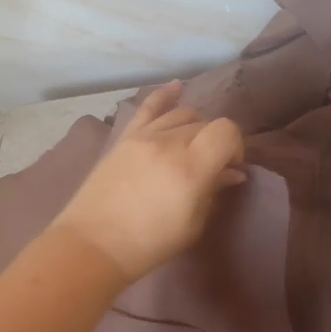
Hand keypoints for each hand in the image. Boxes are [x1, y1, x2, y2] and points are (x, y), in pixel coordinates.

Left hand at [51, 82, 245, 282]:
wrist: (94, 245)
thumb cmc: (150, 244)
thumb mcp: (193, 224)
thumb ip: (214, 191)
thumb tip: (231, 172)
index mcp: (191, 167)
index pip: (227, 131)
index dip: (236, 146)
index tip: (230, 167)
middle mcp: (169, 143)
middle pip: (205, 123)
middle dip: (216, 142)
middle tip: (212, 167)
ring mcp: (144, 136)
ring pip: (182, 114)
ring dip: (196, 127)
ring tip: (193, 147)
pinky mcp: (125, 137)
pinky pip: (148, 106)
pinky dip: (165, 94)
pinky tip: (177, 86)